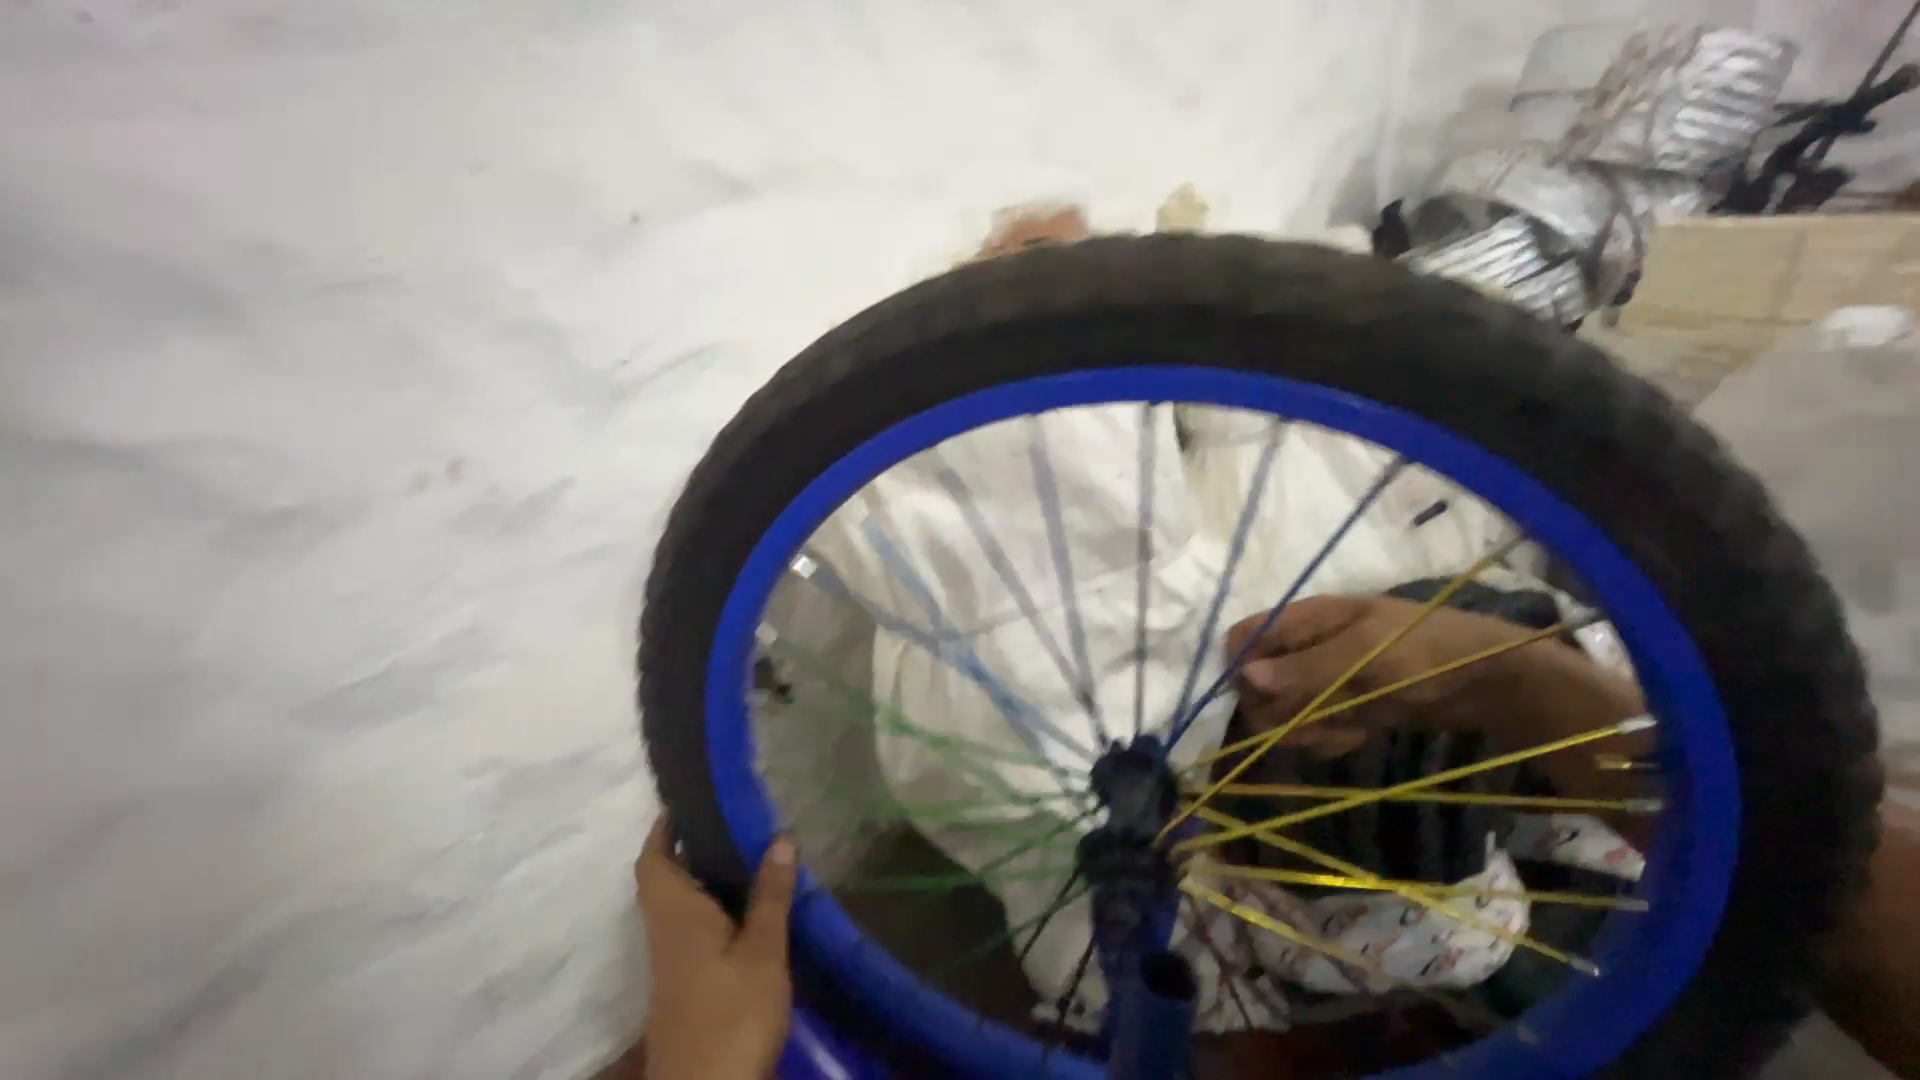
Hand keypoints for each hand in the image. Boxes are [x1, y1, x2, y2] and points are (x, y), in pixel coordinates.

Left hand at [636, 818, 796, 1079]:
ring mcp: (675, 963)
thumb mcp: (762, 951)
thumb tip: (779, 837)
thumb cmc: (732, 1015)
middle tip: (733, 822)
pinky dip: (716, 908)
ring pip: (682, 906)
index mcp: (677, 916)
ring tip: (750, 855)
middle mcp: (667, 933)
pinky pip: (694, 929)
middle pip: (666, 881)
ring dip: (706, 879)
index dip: (663, 830)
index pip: (653, 861)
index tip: (686, 801)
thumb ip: (770, 896)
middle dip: (691, 849)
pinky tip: (750, 910)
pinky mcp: (688, 986)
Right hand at [1225, 594, 1540, 748]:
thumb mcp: (1365, 656)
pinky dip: (1329, 737)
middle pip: (1257, 682)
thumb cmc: (1427, 652)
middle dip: (1279, 709)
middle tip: (1316, 722)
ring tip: (1345, 730)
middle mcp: (1307, 647)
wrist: (1493, 682)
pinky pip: (1314, 726)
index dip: (1241, 669)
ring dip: (1306, 728)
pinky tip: (1357, 735)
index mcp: (1306, 619)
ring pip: (1284, 710)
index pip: (1243, 640)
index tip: (1263, 697)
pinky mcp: (1345, 706)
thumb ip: (1305, 667)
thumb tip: (1244, 677)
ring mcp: (1326, 678)